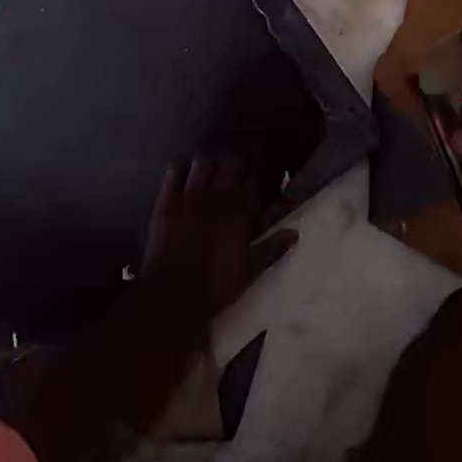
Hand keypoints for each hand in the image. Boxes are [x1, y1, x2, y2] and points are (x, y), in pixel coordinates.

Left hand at [142, 156, 297, 317]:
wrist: (172, 297)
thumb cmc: (215, 286)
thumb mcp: (250, 271)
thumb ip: (272, 248)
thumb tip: (295, 233)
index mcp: (237, 213)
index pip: (252, 181)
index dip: (256, 176)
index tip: (257, 175)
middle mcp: (215, 199)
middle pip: (228, 167)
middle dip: (233, 166)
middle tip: (234, 170)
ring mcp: (188, 199)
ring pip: (202, 165)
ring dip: (208, 164)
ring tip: (209, 168)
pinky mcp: (166, 204)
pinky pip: (173, 175)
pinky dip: (179, 169)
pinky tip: (181, 169)